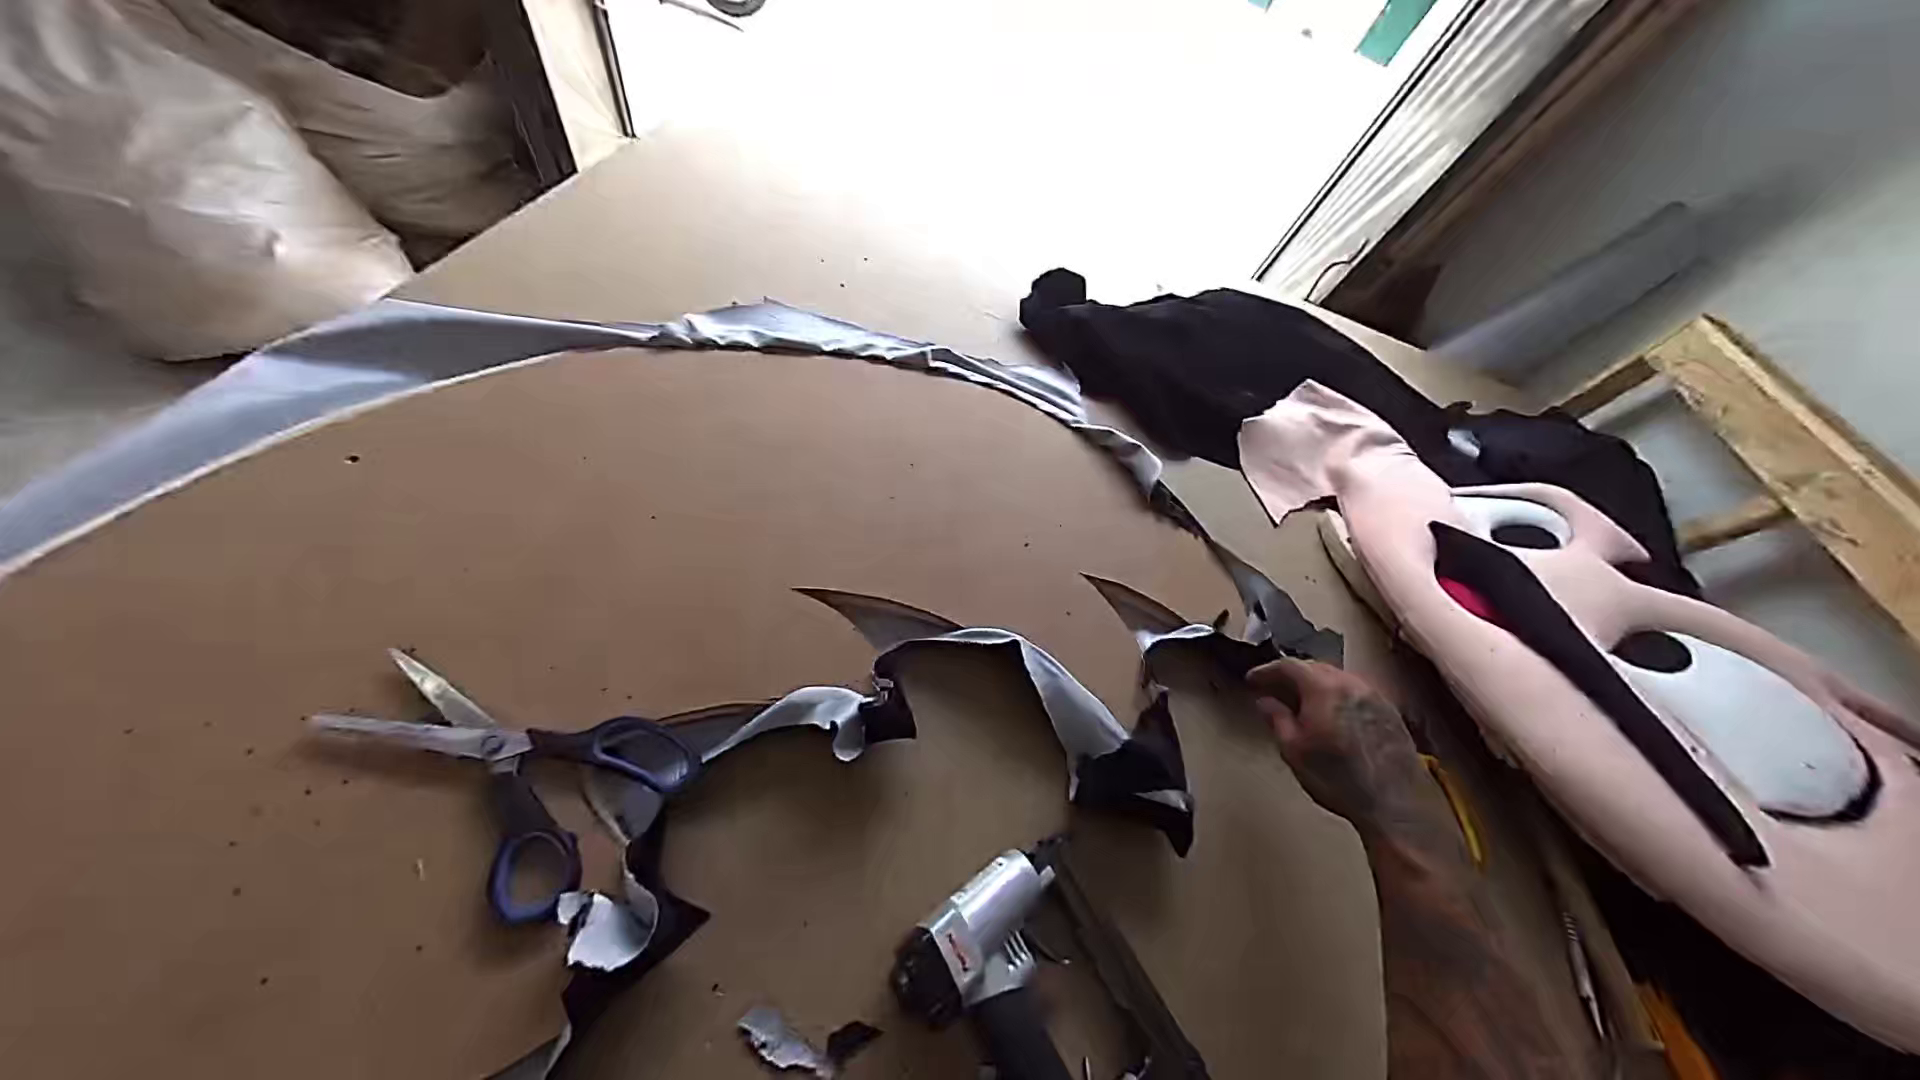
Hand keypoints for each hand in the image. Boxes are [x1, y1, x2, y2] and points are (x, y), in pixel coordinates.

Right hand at [1246, 657, 1429, 829]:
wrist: (1395, 804)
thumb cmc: (1338, 778)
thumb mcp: (1294, 750)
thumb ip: (1277, 719)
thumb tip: (1265, 702)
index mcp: (1323, 688)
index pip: (1289, 666)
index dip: (1266, 670)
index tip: (1253, 680)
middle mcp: (1351, 684)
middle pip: (1315, 667)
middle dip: (1291, 675)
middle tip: (1273, 688)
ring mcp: (1375, 697)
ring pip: (1337, 678)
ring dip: (1315, 684)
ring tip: (1301, 701)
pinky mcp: (1390, 713)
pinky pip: (1355, 692)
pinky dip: (1337, 695)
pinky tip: (1330, 714)